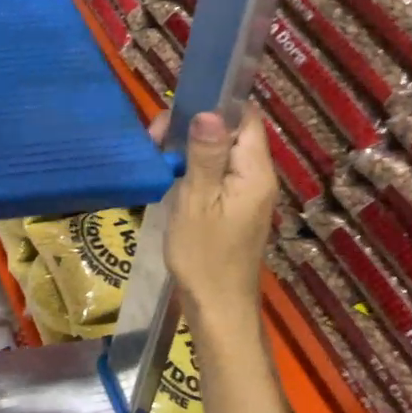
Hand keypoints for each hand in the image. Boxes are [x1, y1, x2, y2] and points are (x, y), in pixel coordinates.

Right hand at [157, 104, 275, 330]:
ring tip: (156, 154)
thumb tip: (209, 113)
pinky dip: (190, 165)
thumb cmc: (203, 253)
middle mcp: (256, 177)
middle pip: (230, 132)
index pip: (245, 119)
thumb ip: (204, 155)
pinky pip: (215, 170)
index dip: (214, 107)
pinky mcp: (232, 205)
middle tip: (155, 137)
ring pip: (219, 150)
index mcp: (254, 173)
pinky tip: (166, 173)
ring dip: (188, 145)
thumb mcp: (196, 200)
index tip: (176, 112)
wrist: (216, 306)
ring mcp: (245, 192)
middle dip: (193, 125)